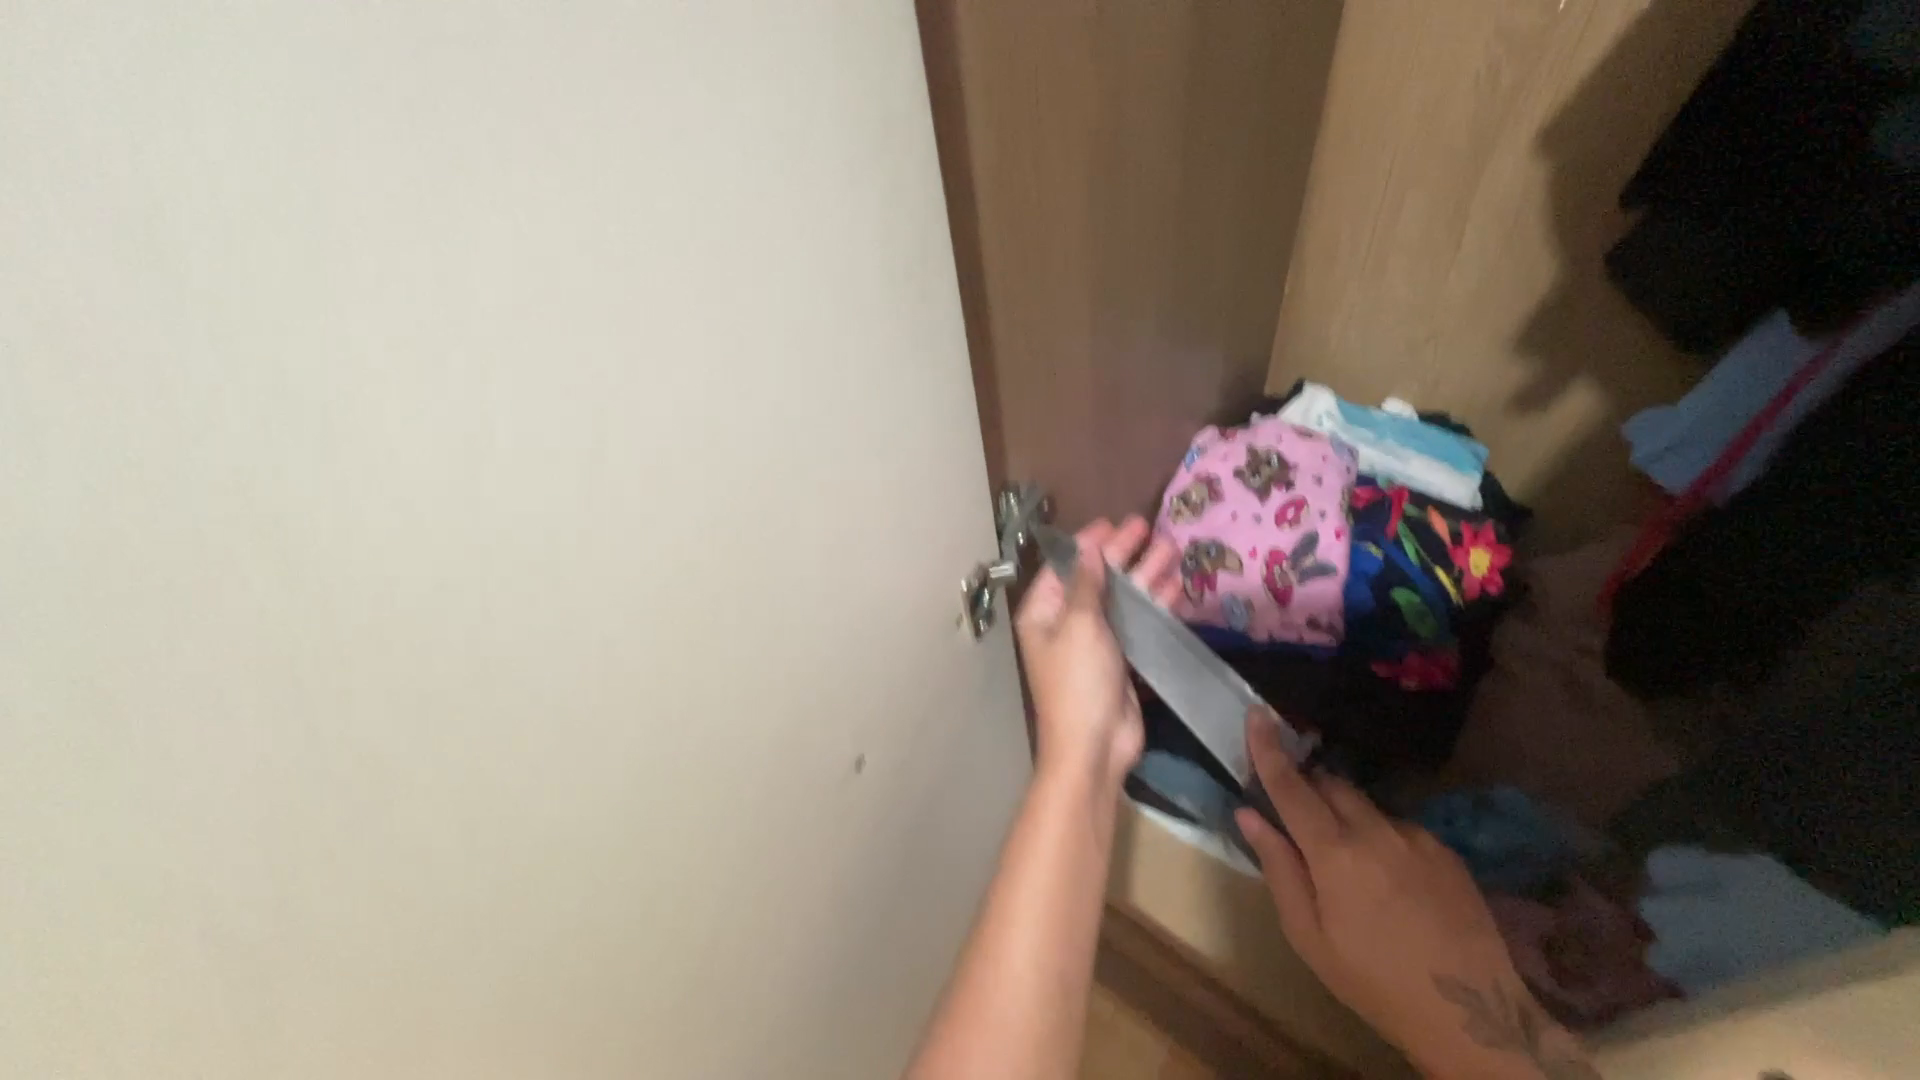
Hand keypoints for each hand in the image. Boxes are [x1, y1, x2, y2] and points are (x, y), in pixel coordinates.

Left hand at [1013, 516, 1178, 785]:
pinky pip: (1137, 623)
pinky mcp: (1121, 659)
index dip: (1088, 543)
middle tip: (1147, 526)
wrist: (1094, 745)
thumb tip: (1090, 551)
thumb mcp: (1079, 626)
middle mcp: (1066, 623)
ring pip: (1121, 599)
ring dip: (1145, 575)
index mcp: (1043, 613)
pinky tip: (1175, 586)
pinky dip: (1154, 605)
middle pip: (1096, 579)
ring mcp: (1095, 642)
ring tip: (1171, 548)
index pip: (1065, 567)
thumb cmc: (1078, 682)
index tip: (1112, 523)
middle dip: (1122, 554)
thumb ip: (1087, 585)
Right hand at [1234, 710, 1597, 1079]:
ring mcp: (1416, 838)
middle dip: (1308, 787)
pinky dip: (1380, 837)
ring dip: (1345, 816)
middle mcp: (1376, 831)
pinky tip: (1389, 880)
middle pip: (1330, 784)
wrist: (1473, 1013)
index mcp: (1334, 853)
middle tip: (1296, 814)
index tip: (1257, 713)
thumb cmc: (1373, 980)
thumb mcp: (1308, 935)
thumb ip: (1278, 868)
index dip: (1268, 749)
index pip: (1292, 786)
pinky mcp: (1445, 851)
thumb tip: (1249, 815)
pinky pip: (1398, 827)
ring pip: (1365, 806)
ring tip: (1348, 864)